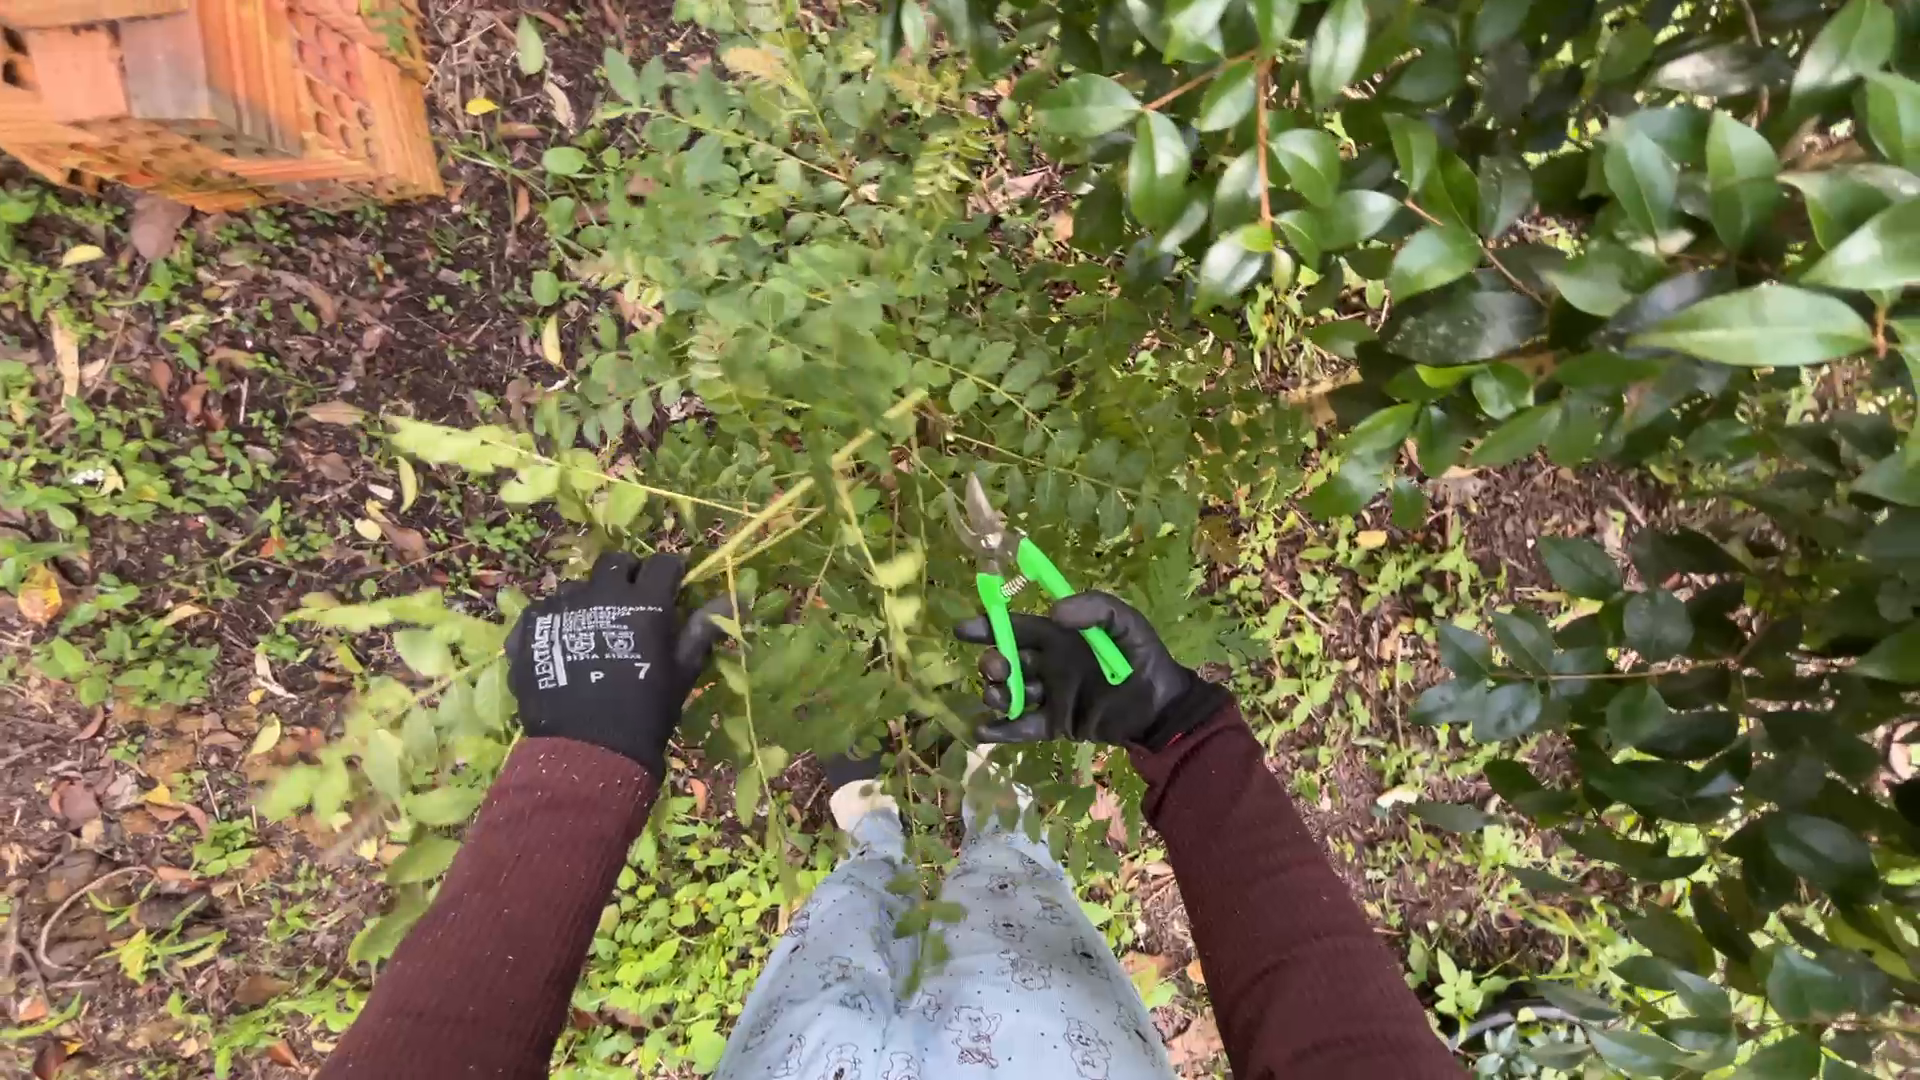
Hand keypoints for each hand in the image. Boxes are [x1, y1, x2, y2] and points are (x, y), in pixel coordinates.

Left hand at [507, 552, 730, 772]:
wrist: (589, 749)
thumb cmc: (647, 709)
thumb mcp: (684, 669)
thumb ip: (705, 627)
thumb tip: (737, 595)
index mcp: (646, 603)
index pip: (662, 563)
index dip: (671, 571)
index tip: (674, 586)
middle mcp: (603, 594)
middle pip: (616, 562)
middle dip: (628, 574)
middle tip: (634, 600)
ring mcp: (562, 608)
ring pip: (578, 584)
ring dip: (591, 597)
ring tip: (595, 625)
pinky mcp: (530, 628)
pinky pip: (545, 608)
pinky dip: (558, 619)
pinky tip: (565, 642)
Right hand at [954, 592, 1227, 749]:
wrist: (1162, 709)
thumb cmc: (1143, 659)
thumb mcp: (1126, 623)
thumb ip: (1095, 607)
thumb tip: (1053, 611)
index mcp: (1059, 637)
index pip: (1016, 628)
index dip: (989, 626)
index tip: (962, 630)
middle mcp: (1049, 664)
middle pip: (1008, 662)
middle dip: (994, 663)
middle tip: (998, 669)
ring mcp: (1051, 696)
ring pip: (1011, 694)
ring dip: (997, 694)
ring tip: (1002, 698)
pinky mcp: (1057, 725)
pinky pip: (1023, 728)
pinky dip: (1001, 731)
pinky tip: (983, 732)